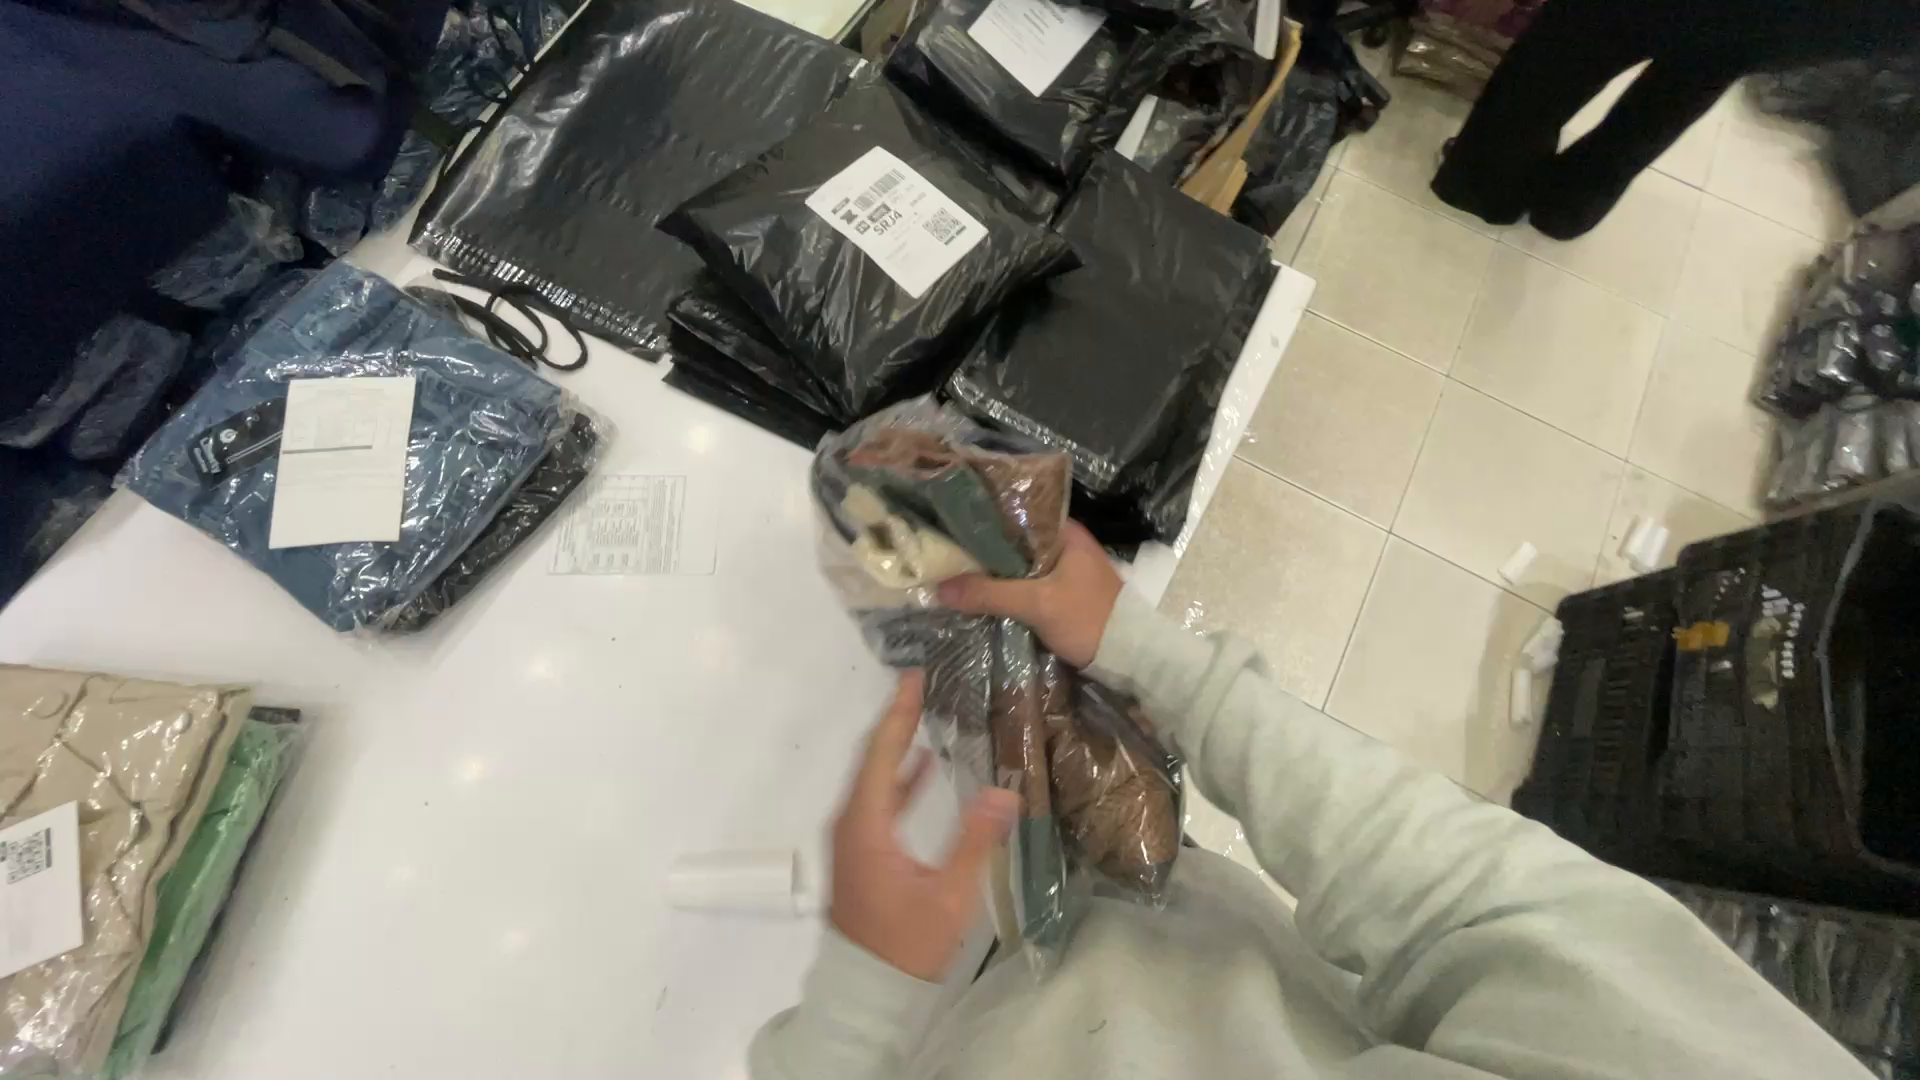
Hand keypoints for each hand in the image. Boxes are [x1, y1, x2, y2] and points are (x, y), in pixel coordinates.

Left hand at [831, 673, 1019, 980]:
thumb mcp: (948, 897)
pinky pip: (878, 798)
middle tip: (921, 683)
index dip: (897, 713)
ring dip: (895, 742)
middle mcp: (851, 821)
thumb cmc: (907, 944)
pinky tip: (922, 765)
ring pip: (873, 775)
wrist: (867, 991)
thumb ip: (975, 842)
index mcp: (866, 824)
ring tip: (922, 709)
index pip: (881, 754)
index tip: (912, 677)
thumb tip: (1006, 792)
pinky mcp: (862, 848)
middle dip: (896, 718)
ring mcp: (853, 834)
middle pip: (872, 757)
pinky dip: (898, 776)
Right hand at [937, 520, 1122, 667]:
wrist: (1131, 658)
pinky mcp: (1060, 594)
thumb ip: (989, 594)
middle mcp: (1063, 544)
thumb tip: (939, 588)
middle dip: (981, 547)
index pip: (1016, 511)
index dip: (983, 515)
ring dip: (991, 570)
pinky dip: (1004, 588)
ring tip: (951, 568)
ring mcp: (1063, 570)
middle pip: (1013, 540)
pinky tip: (977, 593)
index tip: (950, 518)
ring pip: (1016, 564)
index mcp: (1065, 532)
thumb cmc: (1088, 619)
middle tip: (942, 547)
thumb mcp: (1037, 604)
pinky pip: (1024, 584)